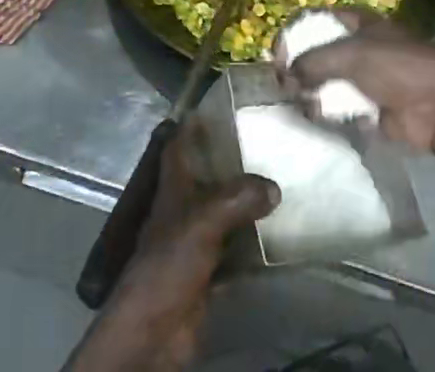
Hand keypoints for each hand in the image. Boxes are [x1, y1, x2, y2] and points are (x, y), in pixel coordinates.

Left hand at [67, 121, 278, 371]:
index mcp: (174, 187)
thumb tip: (274, 187)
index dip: (193, 125)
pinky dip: (254, 244)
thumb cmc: (170, 261)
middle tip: (266, 143)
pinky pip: (236, 249)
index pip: (179, 145)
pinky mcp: (208, 271)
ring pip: (224, 211)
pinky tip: (279, 236)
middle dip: (231, 161)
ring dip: (246, 202)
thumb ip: (238, 198)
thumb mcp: (203, 220)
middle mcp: (183, 208)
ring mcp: (195, 240)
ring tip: (281, 182)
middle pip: (207, 176)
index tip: (218, 106)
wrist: (154, 328)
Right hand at [281, 9, 434, 165]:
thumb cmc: (398, 68)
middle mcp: (357, 48)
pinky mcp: (366, 108)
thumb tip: (284, 76)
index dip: (294, 32)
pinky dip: (325, 112)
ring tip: (302, 102)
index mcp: (358, 23)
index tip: (276, 52)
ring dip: (309, 92)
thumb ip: (312, 61)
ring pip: (323, 83)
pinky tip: (319, 116)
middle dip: (297, 67)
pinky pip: (336, 108)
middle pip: (316, 53)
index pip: (316, 19)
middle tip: (282, 82)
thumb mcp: (351, 54)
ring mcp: (362, 79)